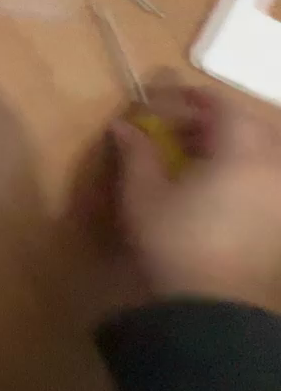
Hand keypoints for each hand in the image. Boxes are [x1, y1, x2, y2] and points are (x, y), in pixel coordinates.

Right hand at [112, 87, 280, 312]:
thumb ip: (137, 153)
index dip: (199, 97)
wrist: (212, 295)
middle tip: (178, 126)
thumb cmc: (172, 236)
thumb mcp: (142, 191)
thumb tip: (125, 126)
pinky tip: (217, 182)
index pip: (229, 111)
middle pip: (258, 130)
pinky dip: (247, 168)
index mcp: (243, 159)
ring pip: (269, 155)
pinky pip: (269, 178)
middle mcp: (276, 172)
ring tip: (198, 154)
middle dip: (219, 121)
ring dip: (235, 145)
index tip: (168, 95)